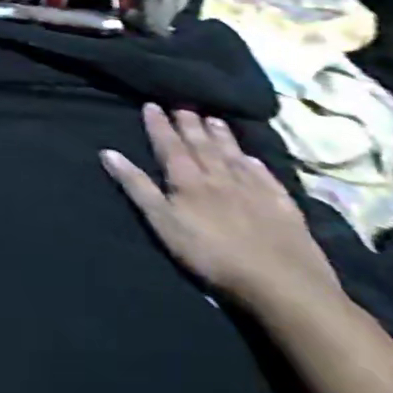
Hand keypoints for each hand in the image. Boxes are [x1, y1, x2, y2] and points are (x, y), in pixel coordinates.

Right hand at [102, 104, 342, 309]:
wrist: (284, 287)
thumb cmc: (210, 254)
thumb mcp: (162, 222)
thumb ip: (136, 186)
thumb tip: (108, 152)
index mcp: (189, 181)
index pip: (169, 146)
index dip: (159, 125)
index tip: (151, 105)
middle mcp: (221, 179)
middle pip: (203, 147)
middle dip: (190, 125)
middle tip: (184, 106)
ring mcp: (256, 193)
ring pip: (234, 157)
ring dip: (222, 138)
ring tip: (213, 119)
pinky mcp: (284, 209)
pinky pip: (266, 178)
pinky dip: (255, 164)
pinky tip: (251, 158)